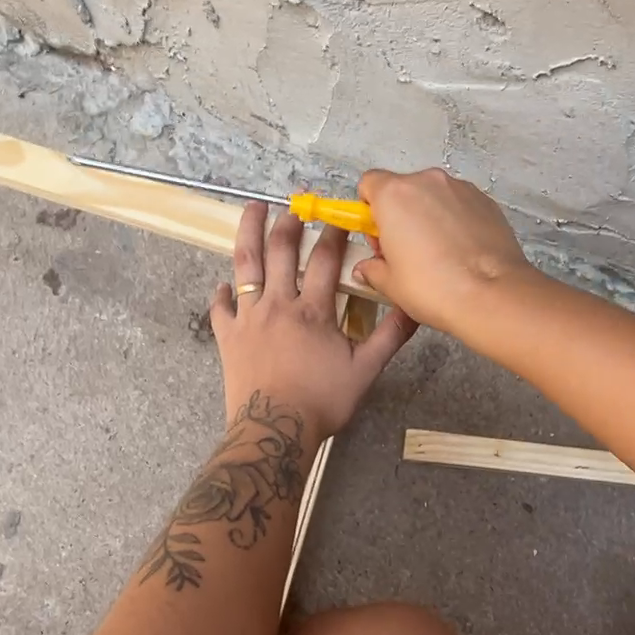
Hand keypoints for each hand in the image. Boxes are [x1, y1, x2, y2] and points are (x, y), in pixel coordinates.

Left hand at [207, 202, 416, 438]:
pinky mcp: (227, 337)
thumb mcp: (365, 370)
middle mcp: (279, 304)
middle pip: (282, 251)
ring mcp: (249, 318)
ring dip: (249, 233)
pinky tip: (223, 284)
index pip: (326, 260)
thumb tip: (414, 308)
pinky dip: (221, 293)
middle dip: (290, 223)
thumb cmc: (322, 402)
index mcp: (314, 310)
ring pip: (246, 265)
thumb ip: (389, 337)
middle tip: (295, 205)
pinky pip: (220, 308)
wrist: (274, 430)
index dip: (334, 234)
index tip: (339, 215)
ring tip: (253, 209)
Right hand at [351, 168, 539, 334]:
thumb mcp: (390, 284)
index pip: (369, 183)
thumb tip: (368, 268)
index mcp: (394, 195)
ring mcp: (459, 188)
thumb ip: (372, 269)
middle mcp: (427, 182)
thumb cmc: (437, 287)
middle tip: (403, 252)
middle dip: (399, 215)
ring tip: (435, 256)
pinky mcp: (484, 200)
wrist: (491, 294)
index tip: (376, 234)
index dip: (368, 209)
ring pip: (432, 196)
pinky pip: (459, 205)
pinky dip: (454, 221)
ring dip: (428, 217)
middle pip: (402, 189)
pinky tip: (458, 253)